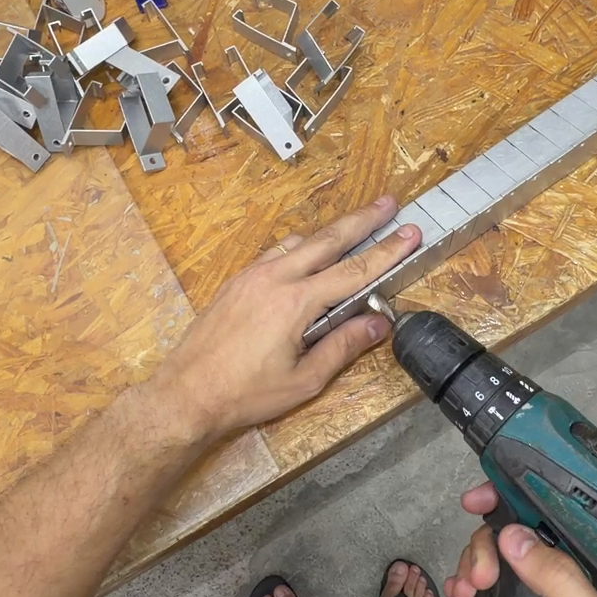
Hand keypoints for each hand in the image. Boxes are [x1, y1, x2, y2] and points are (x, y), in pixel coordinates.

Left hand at [141, 195, 419, 443]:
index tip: (410, 233)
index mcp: (295, 302)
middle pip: (327, 240)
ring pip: (298, 242)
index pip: (353, 271)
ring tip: (355, 224)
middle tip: (388, 203)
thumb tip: (378, 323)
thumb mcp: (304, 380)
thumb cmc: (245, 394)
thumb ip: (343, 347)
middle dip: (361, 220)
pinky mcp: (236, 282)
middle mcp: (273, 278)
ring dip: (329, 232)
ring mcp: (251, 276)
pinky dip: (299, 247)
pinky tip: (307, 253)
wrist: (186, 393)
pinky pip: (275, 253)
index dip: (387, 252)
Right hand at [444, 483, 596, 596]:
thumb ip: (560, 581)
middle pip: (517, 527)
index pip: (558, 509)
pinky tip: (460, 595)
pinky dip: (467, 581)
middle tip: (479, 574)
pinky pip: (488, 579)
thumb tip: (511, 535)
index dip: (518, 494)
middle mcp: (570, 562)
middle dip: (487, 541)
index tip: (482, 497)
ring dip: (474, 561)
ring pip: (497, 550)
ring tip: (468, 590)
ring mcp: (542, 583)